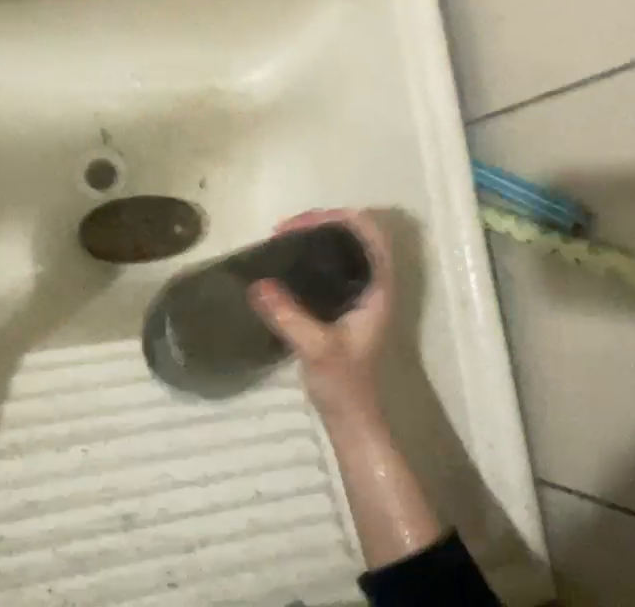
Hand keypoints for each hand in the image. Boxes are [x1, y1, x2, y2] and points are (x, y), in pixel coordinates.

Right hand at [248, 208, 395, 421]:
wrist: (349, 415)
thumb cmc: (342, 382)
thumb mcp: (315, 348)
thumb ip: (289, 316)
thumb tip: (257, 284)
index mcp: (377, 287)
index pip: (367, 233)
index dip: (336, 219)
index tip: (299, 225)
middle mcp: (373, 283)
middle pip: (355, 233)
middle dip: (321, 222)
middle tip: (285, 229)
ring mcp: (360, 291)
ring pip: (343, 246)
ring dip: (316, 235)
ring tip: (282, 238)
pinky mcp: (344, 301)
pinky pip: (332, 262)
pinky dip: (312, 252)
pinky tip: (287, 261)